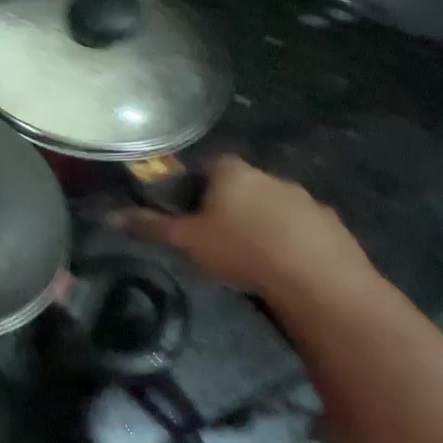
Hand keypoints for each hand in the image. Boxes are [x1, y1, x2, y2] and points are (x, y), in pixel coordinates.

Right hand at [117, 155, 372, 299]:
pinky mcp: (331, 224)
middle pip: (242, 184)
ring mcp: (307, 200)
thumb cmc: (241, 250)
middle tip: (209, 232)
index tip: (185, 205)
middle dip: (226, 202)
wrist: (317, 279)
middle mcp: (272, 178)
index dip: (195, 181)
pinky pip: (298, 225)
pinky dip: (285, 237)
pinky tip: (276, 261)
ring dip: (258, 220)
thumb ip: (149, 226)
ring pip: (271, 205)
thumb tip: (110, 215)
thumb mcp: (184, 241)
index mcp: (235, 175)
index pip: (211, 164)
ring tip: (244, 251)